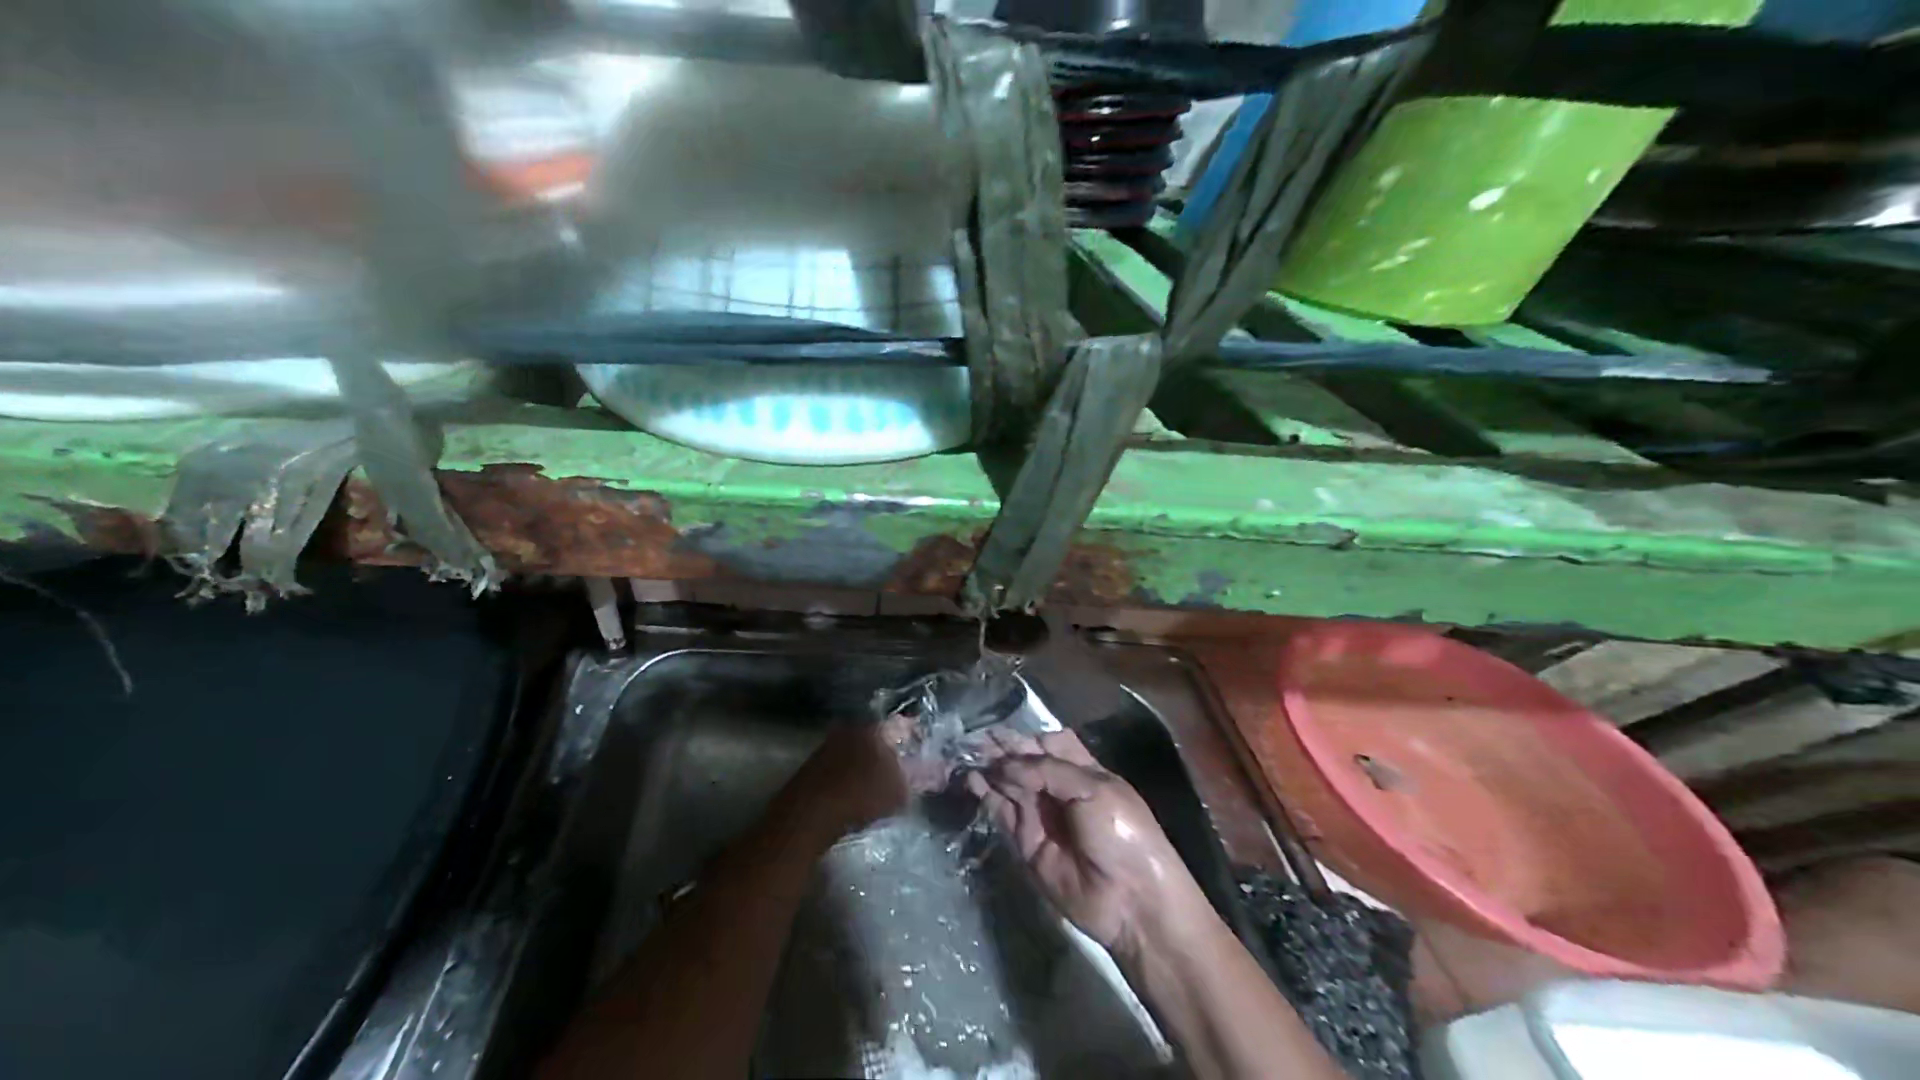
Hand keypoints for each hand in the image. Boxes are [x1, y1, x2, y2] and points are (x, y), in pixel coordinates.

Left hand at [787, 716, 939, 837]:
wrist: (809, 813)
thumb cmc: (861, 795)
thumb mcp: (899, 790)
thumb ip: (920, 777)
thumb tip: (939, 771)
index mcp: (874, 728)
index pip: (901, 725)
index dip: (916, 737)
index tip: (924, 751)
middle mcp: (851, 728)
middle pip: (879, 735)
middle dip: (892, 749)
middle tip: (906, 767)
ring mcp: (829, 744)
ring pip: (859, 748)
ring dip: (871, 761)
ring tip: (883, 781)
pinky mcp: (814, 764)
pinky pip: (843, 763)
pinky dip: (853, 772)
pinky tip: (859, 789)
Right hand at [966, 729, 1207, 954]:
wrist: (1131, 900)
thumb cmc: (1122, 833)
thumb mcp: (1093, 789)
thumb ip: (1047, 770)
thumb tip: (1004, 764)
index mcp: (1084, 771)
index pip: (1051, 743)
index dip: (1028, 735)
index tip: (1002, 727)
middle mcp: (1059, 789)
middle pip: (1026, 761)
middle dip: (1003, 748)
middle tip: (974, 737)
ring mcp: (1041, 815)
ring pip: (1009, 783)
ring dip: (990, 768)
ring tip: (967, 753)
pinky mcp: (1025, 842)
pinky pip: (1002, 812)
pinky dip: (986, 795)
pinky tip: (972, 779)